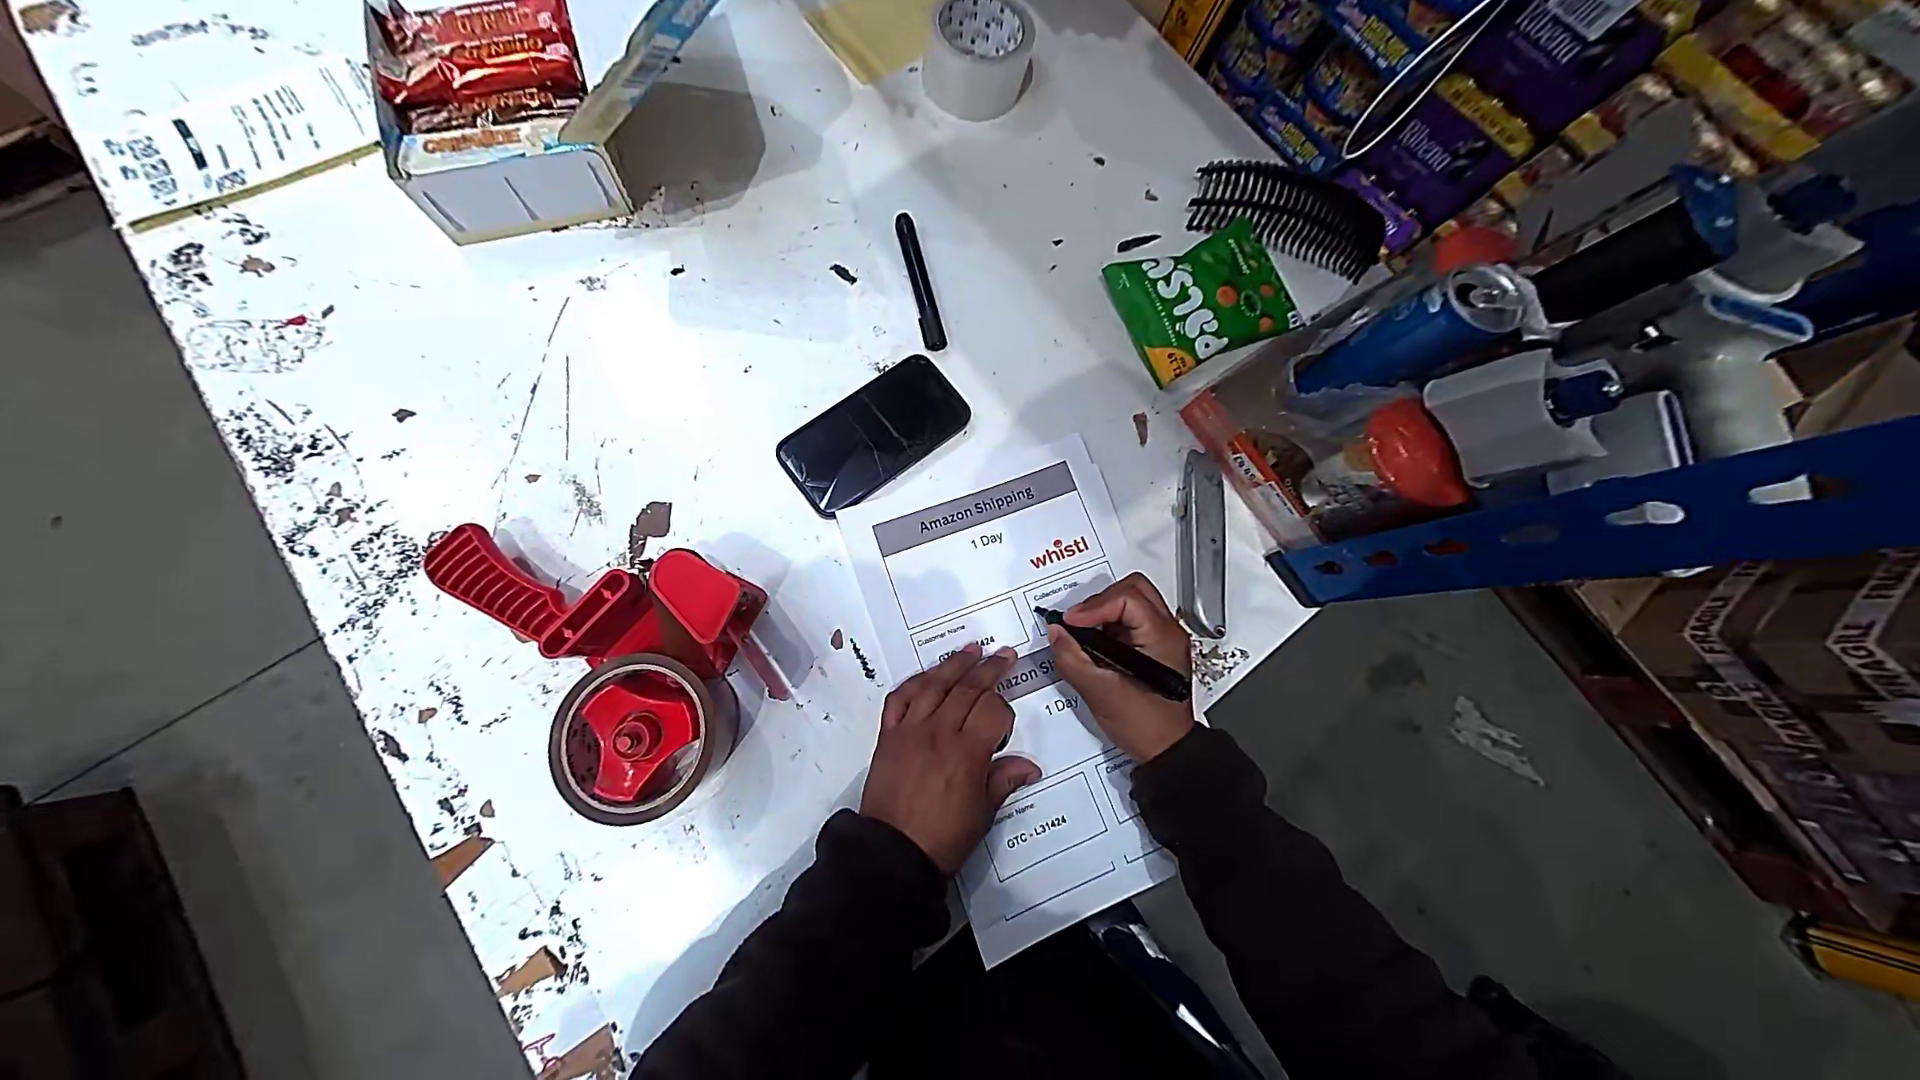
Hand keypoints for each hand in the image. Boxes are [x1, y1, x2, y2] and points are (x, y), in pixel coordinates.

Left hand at [860, 643, 1040, 873]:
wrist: (892, 853)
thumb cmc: (940, 839)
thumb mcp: (982, 813)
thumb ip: (1003, 780)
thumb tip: (1029, 766)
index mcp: (966, 753)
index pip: (992, 709)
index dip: (1004, 707)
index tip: (1006, 714)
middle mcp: (938, 733)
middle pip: (967, 689)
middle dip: (989, 669)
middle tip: (1002, 655)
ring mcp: (910, 731)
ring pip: (934, 685)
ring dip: (954, 664)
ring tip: (970, 650)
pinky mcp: (888, 736)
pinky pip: (900, 698)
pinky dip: (914, 682)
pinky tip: (926, 675)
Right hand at [1048, 573, 1194, 762]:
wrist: (1167, 752)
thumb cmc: (1148, 727)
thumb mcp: (1101, 694)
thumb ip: (1073, 659)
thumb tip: (1057, 633)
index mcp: (1162, 638)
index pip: (1126, 598)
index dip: (1093, 606)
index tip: (1071, 623)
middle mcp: (1167, 632)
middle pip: (1133, 588)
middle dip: (1099, 600)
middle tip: (1077, 620)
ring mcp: (1161, 638)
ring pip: (1131, 600)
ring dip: (1103, 610)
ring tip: (1083, 631)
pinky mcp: (1151, 647)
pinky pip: (1128, 619)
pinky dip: (1107, 623)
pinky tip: (1093, 643)